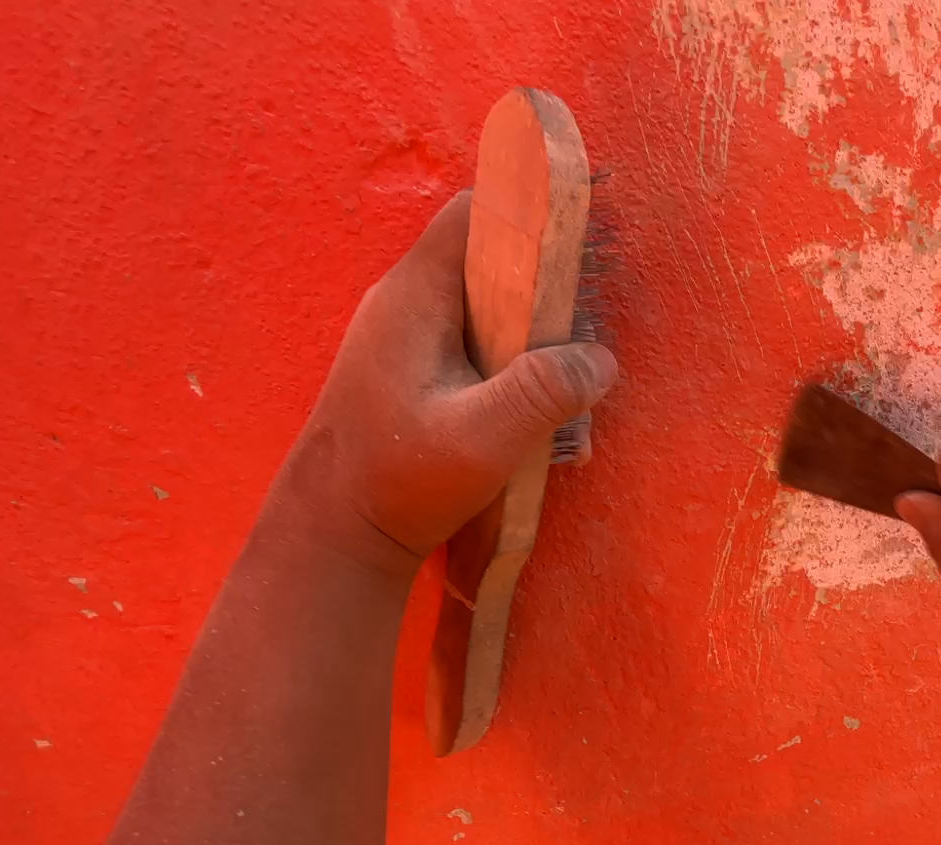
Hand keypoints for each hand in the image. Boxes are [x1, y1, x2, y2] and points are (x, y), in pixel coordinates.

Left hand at [268, 191, 616, 575]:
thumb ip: (544, 393)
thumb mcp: (483, 439)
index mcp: (415, 299)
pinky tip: (540, 421)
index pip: (474, 217)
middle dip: (549, 294)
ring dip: (538, 344)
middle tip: (589, 343)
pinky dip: (519, 372)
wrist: (338, 531)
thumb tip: (602, 360)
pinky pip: (482, 349)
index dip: (532, 216)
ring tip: (571, 396)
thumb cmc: (399, 482)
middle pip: (491, 264)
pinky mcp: (421, 372)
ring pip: (491, 311)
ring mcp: (412, 339)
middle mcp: (410, 305)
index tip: (585, 244)